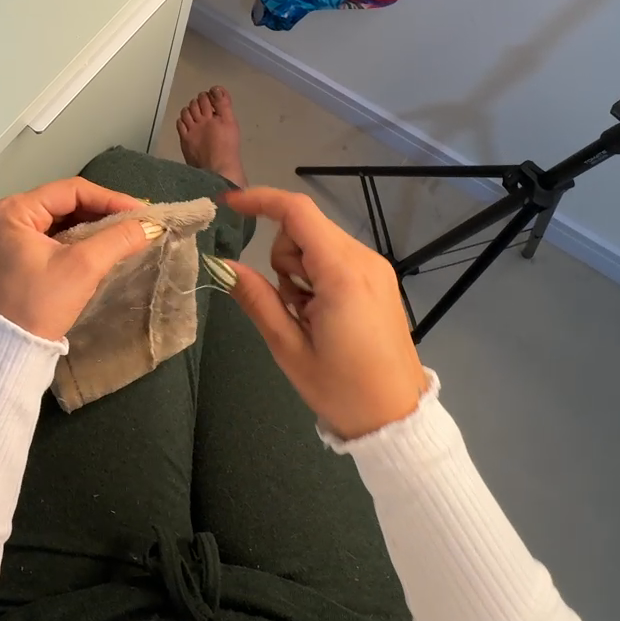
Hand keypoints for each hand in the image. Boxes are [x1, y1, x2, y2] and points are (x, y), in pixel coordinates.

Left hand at [0, 178, 155, 340]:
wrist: (14, 347)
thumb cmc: (43, 302)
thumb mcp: (84, 266)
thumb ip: (118, 239)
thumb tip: (151, 225)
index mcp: (15, 210)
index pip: (71, 191)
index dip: (110, 198)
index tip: (142, 211)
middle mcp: (9, 215)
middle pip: (66, 202)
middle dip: (103, 210)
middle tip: (137, 220)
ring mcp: (12, 235)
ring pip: (62, 218)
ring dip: (94, 224)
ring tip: (127, 229)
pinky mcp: (19, 253)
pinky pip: (55, 234)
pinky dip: (80, 237)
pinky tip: (105, 242)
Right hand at [218, 188, 427, 439]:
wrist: (398, 420)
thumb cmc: (341, 389)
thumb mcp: (287, 346)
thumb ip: (254, 297)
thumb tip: (220, 264)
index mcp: (342, 274)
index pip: (297, 212)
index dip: (260, 200)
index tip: (228, 204)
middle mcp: (364, 260)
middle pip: (304, 228)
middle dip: (282, 257)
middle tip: (289, 306)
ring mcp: (375, 269)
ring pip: (317, 242)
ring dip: (298, 269)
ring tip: (306, 316)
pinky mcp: (379, 280)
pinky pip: (334, 257)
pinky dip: (315, 275)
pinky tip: (321, 313)